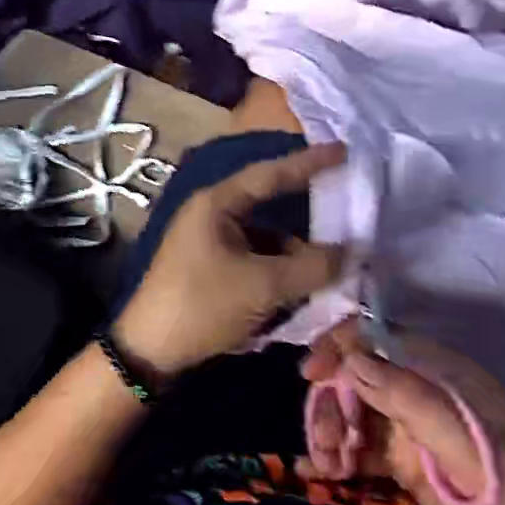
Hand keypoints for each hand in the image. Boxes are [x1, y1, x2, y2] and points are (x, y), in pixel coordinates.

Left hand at [111, 145, 346, 379]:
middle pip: (270, 206)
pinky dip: (280, 270)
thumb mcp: (263, 285)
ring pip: (266, 239)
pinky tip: (303, 288)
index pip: (270, 173)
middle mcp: (212, 215)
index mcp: (216, 204)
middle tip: (348, 215)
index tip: (345, 151)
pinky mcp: (211, 269)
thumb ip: (313, 266)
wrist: (150, 352)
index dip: (310, 162)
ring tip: (333, 266)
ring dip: (296, 253)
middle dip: (309, 216)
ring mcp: (210, 243)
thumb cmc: (202, 305)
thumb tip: (354, 251)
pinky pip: (256, 260)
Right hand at [299, 323, 504, 504]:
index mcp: (447, 377)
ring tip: (327, 471)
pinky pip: (367, 452)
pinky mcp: (416, 469)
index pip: (381, 338)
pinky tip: (321, 475)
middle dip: (332, 403)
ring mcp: (421, 433)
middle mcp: (428, 396)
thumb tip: (352, 357)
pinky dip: (341, 459)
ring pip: (358, 415)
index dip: (341, 347)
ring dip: (333, 434)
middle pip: (360, 378)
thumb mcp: (474, 455)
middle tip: (325, 450)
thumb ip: (412, 402)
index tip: (311, 376)